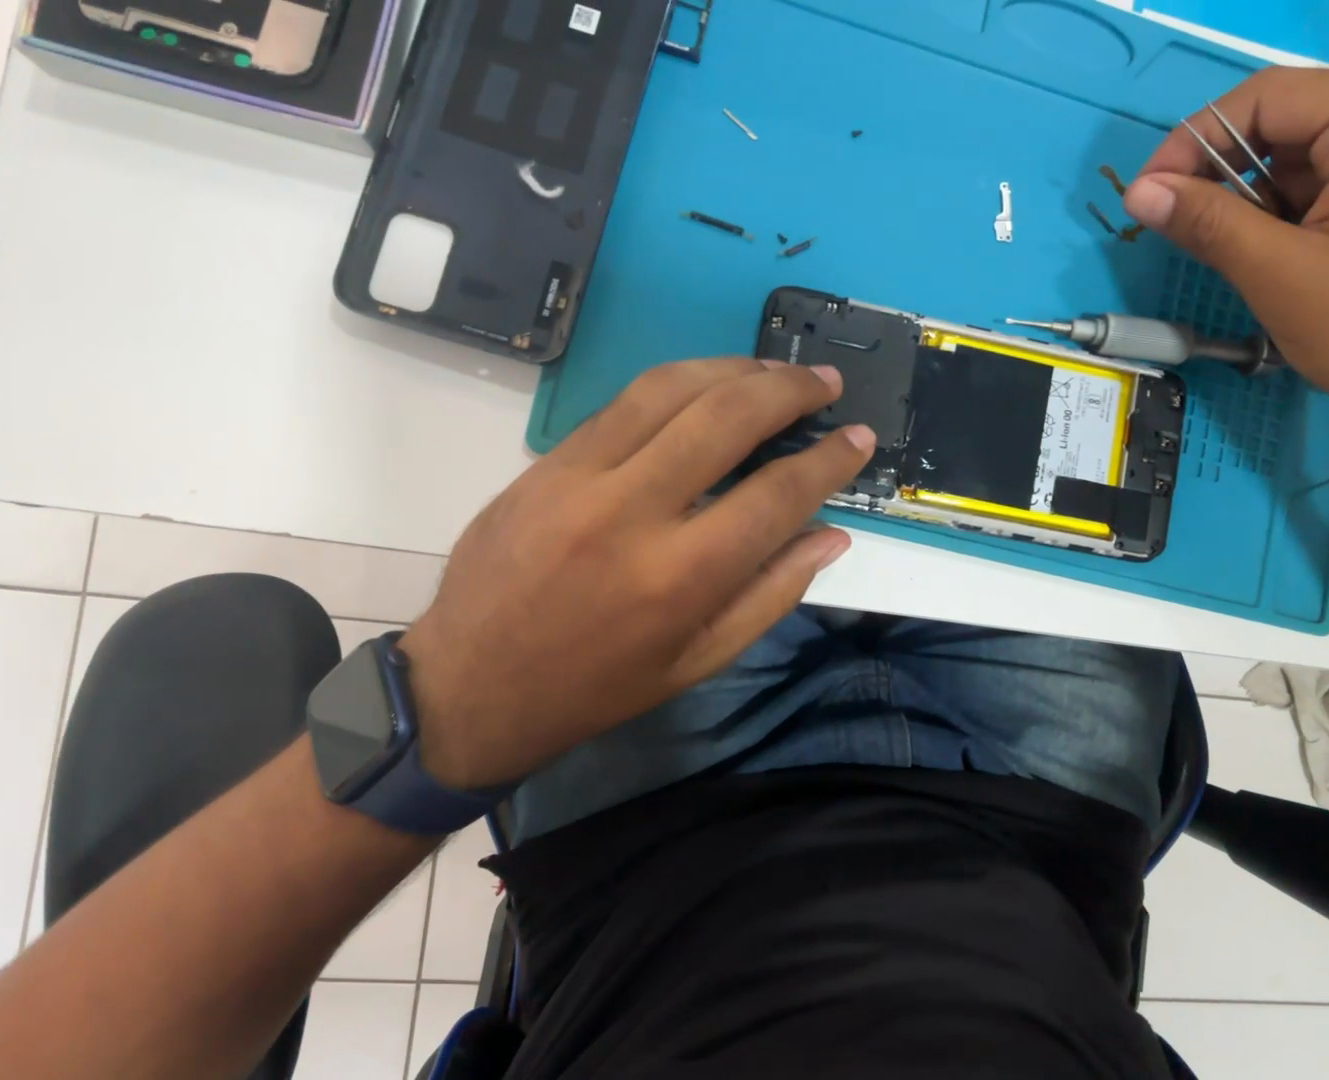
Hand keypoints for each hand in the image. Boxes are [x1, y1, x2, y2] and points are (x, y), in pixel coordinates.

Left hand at [398, 358, 875, 791]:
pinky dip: (675, 383)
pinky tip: (705, 385)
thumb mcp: (696, 663)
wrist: (470, 686)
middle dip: (788, 390)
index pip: (775, 496)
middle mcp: (632, 513)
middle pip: (726, 419)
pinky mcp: (546, 463)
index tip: (858, 439)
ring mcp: (580, 478)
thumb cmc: (596, 688)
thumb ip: (769, 596)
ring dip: (732, 369)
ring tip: (772, 371)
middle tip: (825, 382)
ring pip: (669, 390)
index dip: (828, 461)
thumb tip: (829, 536)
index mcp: (679, 578)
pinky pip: (621, 404)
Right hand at [1124, 68, 1328, 445]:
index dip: (1194, 139)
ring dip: (1261, 203)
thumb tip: (1142, 193)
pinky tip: (1280, 263)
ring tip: (1236, 257)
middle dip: (1228, 175)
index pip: (1268, 97)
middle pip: (1294, 125)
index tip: (1150, 193)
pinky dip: (1297, 218)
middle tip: (1183, 228)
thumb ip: (1207, 222)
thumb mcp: (1279, 274)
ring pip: (1315, 163)